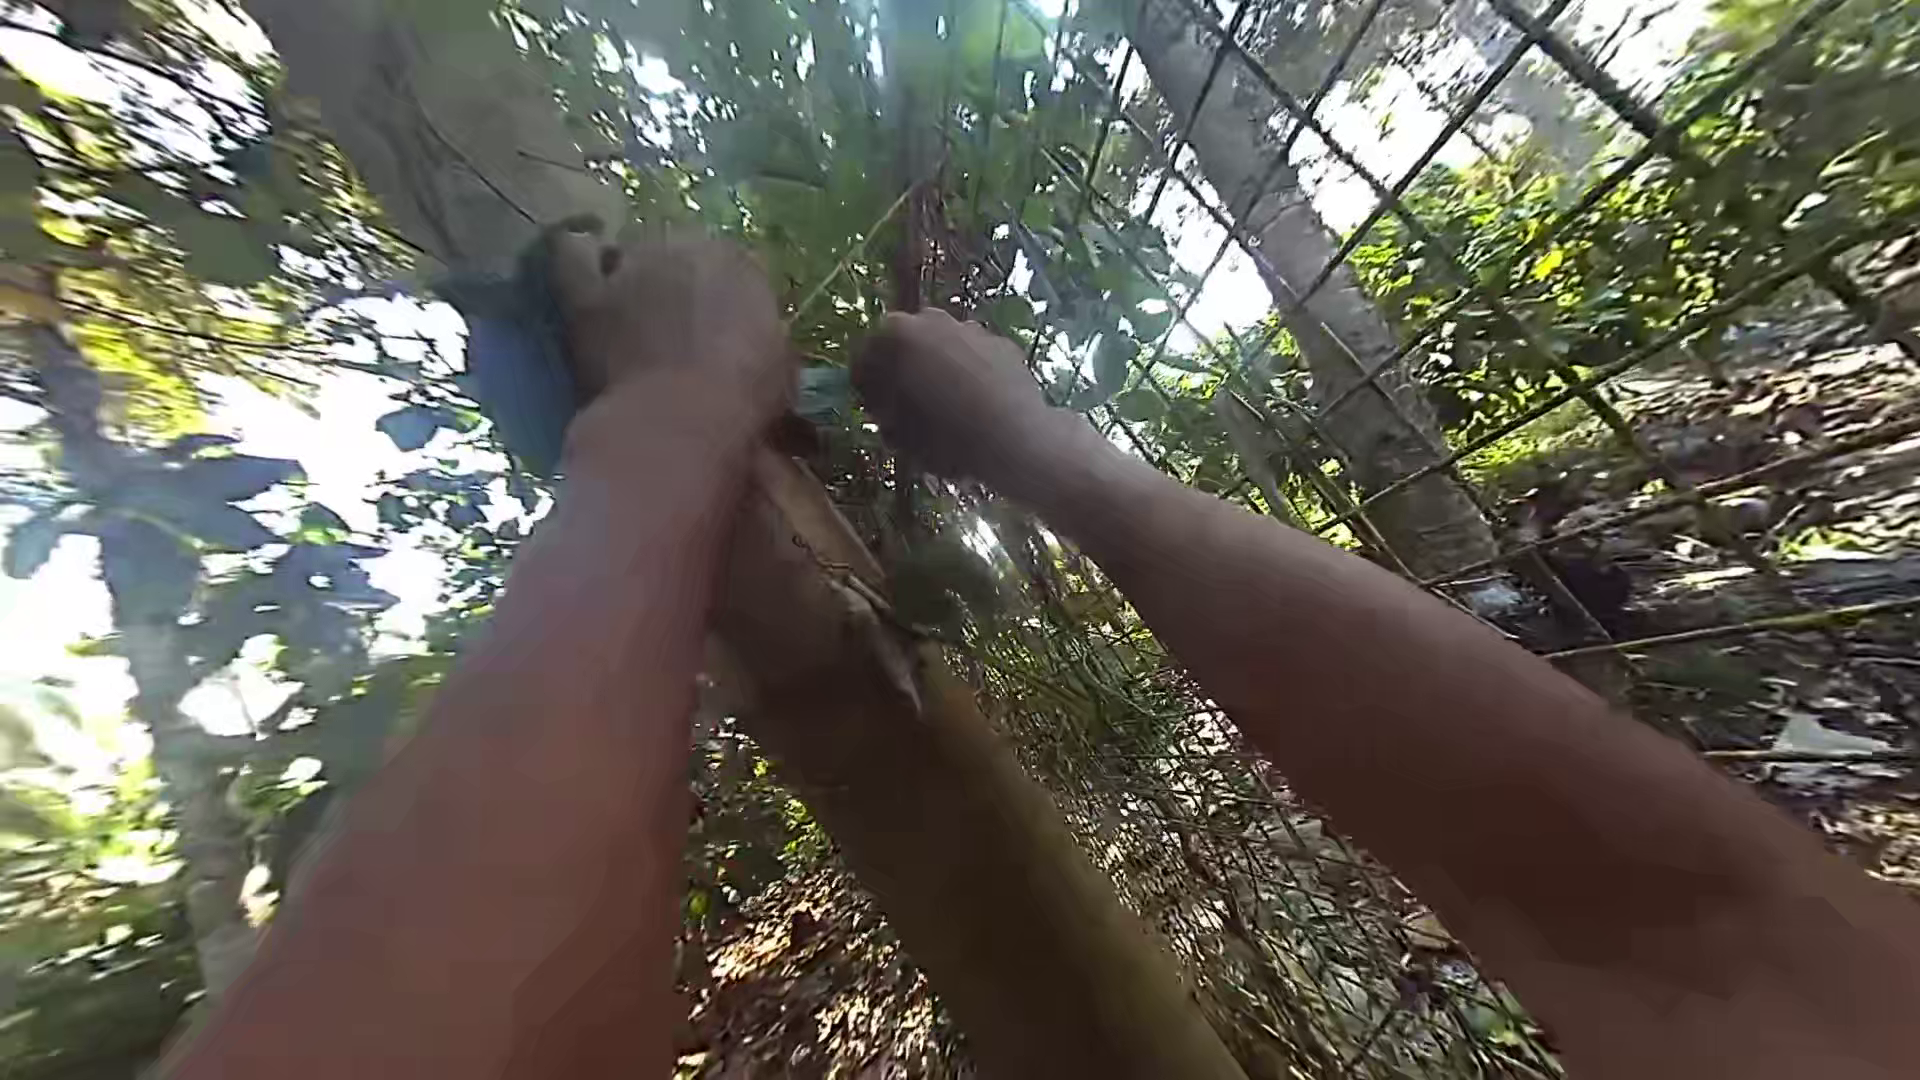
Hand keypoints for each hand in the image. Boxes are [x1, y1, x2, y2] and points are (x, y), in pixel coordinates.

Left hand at [550, 225, 792, 432]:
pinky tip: (588, 273)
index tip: (736, 324)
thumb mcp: (779, 368)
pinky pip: (574, 258)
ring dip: (636, 271)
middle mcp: (684, 249)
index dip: (735, 294)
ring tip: (637, 299)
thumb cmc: (745, 397)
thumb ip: (767, 340)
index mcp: (740, 265)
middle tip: (688, 321)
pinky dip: (580, 261)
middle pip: (683, 253)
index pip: (739, 265)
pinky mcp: (586, 292)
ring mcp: (630, 267)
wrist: (683, 420)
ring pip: (630, 251)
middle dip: (686, 281)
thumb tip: (758, 342)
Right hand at [853, 310, 1070, 488]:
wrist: (1015, 440)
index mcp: (896, 336)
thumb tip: (885, 406)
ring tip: (948, 410)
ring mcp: (971, 328)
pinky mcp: (1002, 344)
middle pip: (907, 346)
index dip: (868, 387)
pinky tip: (978, 407)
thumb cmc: (945, 438)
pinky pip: (975, 359)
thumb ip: (884, 412)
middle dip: (905, 372)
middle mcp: (932, 319)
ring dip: (940, 372)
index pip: (866, 358)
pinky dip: (972, 376)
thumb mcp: (898, 434)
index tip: (876, 410)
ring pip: (944, 350)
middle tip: (909, 409)